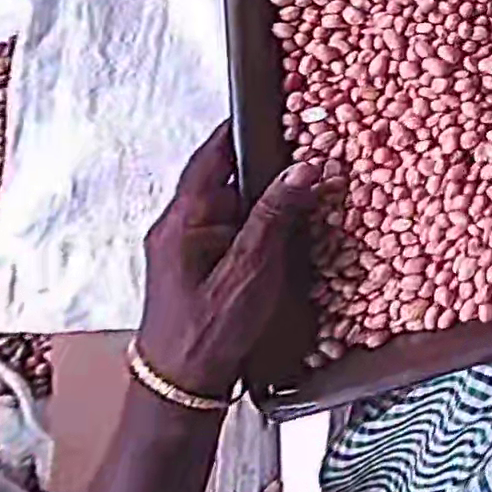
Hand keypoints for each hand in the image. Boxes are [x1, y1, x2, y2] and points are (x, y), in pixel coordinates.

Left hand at [135, 121, 323, 397]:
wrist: (182, 388)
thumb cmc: (210, 329)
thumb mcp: (249, 269)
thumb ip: (275, 215)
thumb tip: (305, 166)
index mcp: (182, 221)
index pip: (210, 157)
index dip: (237, 128)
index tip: (267, 103)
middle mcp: (182, 226)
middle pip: (225, 175)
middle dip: (264, 157)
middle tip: (305, 135)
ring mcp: (193, 244)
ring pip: (235, 199)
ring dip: (268, 187)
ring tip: (308, 170)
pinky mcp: (206, 260)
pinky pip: (238, 221)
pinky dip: (265, 211)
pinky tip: (294, 213)